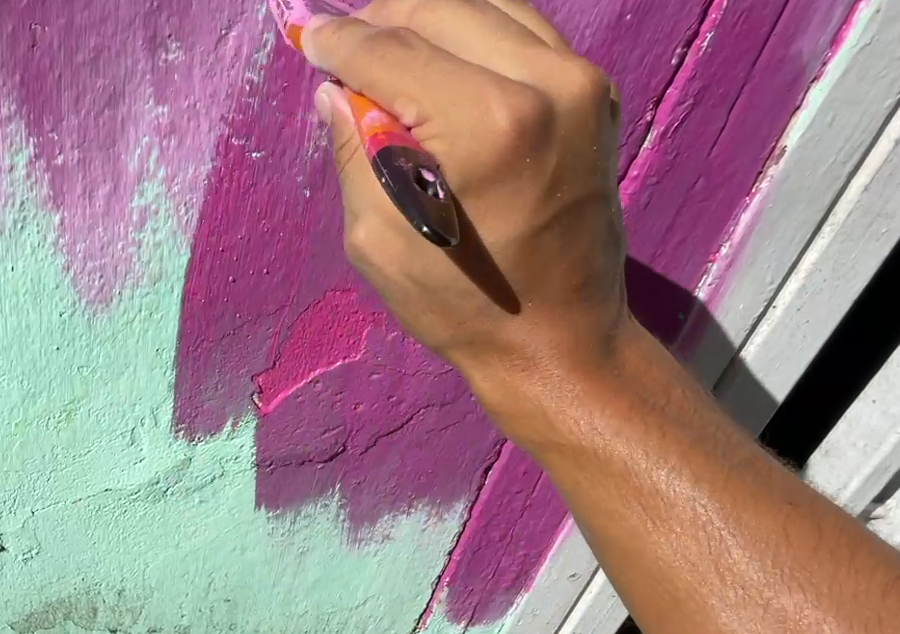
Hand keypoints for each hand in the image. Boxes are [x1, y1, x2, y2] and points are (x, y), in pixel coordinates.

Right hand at [302, 0, 627, 404]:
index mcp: (485, 125)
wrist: (555, 334)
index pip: (393, 52)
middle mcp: (543, 81)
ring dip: (425, 17)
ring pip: (486, 4)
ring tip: (381, 47)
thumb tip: (337, 92)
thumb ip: (356, 154)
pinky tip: (436, 58)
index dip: (340, 41)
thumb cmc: (457, 305)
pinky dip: (470, 31)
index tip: (304, 32)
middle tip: (338, 41)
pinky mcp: (595, 89)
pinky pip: (521, 28)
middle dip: (379, 17)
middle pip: (441, 9)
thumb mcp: (379, 242)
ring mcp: (580, 78)